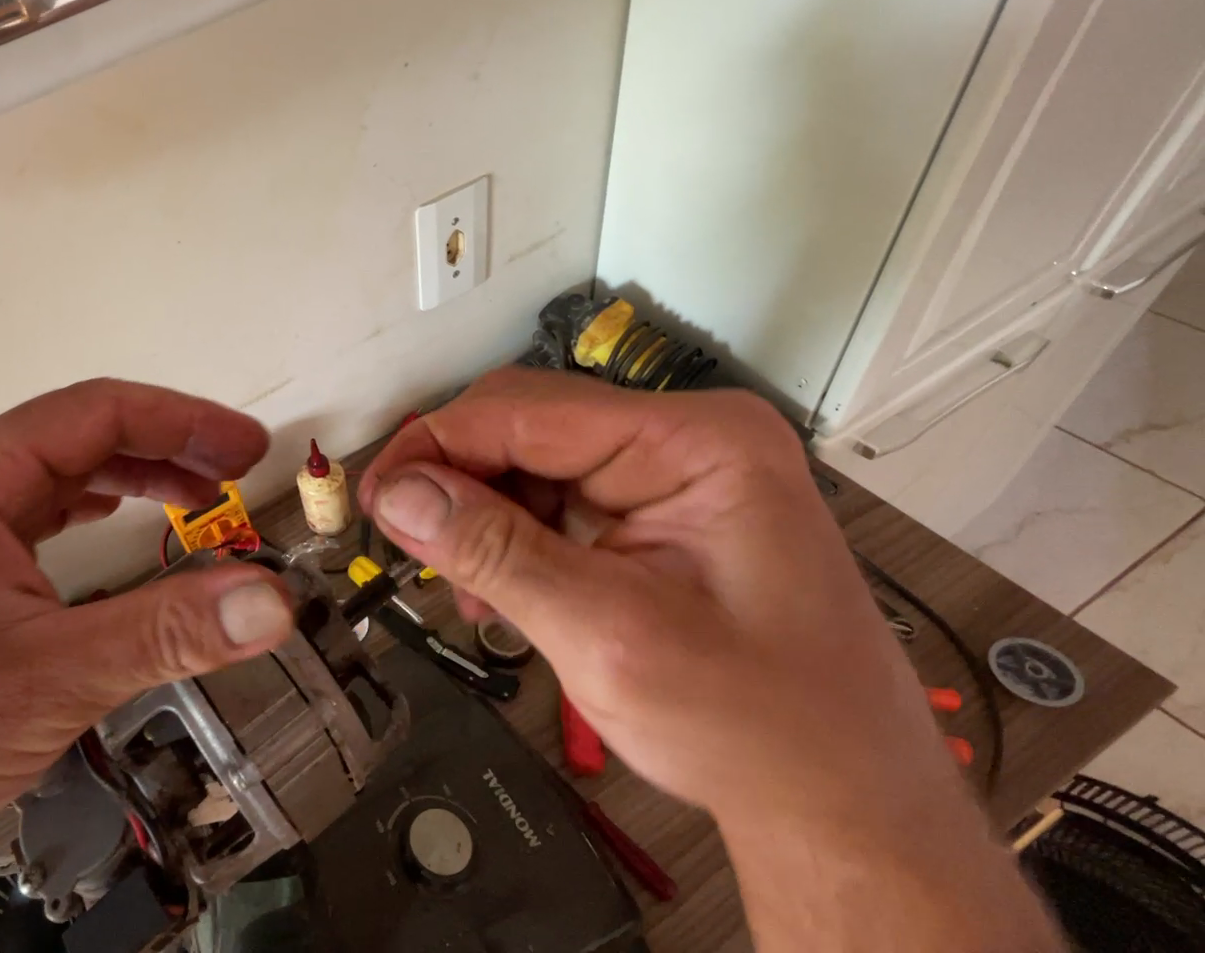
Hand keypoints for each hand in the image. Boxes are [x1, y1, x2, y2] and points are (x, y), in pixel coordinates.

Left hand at [0, 379, 295, 867]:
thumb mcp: (52, 678)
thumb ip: (168, 631)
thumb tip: (274, 600)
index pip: (96, 412)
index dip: (184, 422)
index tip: (251, 451)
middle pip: (80, 435)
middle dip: (167, 447)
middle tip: (240, 473)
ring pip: (59, 473)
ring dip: (135, 478)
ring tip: (203, 497)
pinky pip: (39, 514)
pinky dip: (96, 511)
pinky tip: (125, 524)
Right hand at [358, 368, 960, 829]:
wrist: (839, 803)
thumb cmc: (753, 726)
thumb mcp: (607, 635)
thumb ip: (495, 552)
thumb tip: (397, 493)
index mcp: (696, 441)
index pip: (525, 410)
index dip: (434, 445)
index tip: (374, 499)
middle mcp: (685, 437)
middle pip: (525, 426)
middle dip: (458, 484)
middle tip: (413, 548)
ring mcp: (672, 473)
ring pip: (529, 463)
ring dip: (481, 518)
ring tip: (471, 589)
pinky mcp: (656, 510)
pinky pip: (554, 500)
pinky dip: (511, 539)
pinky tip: (503, 588)